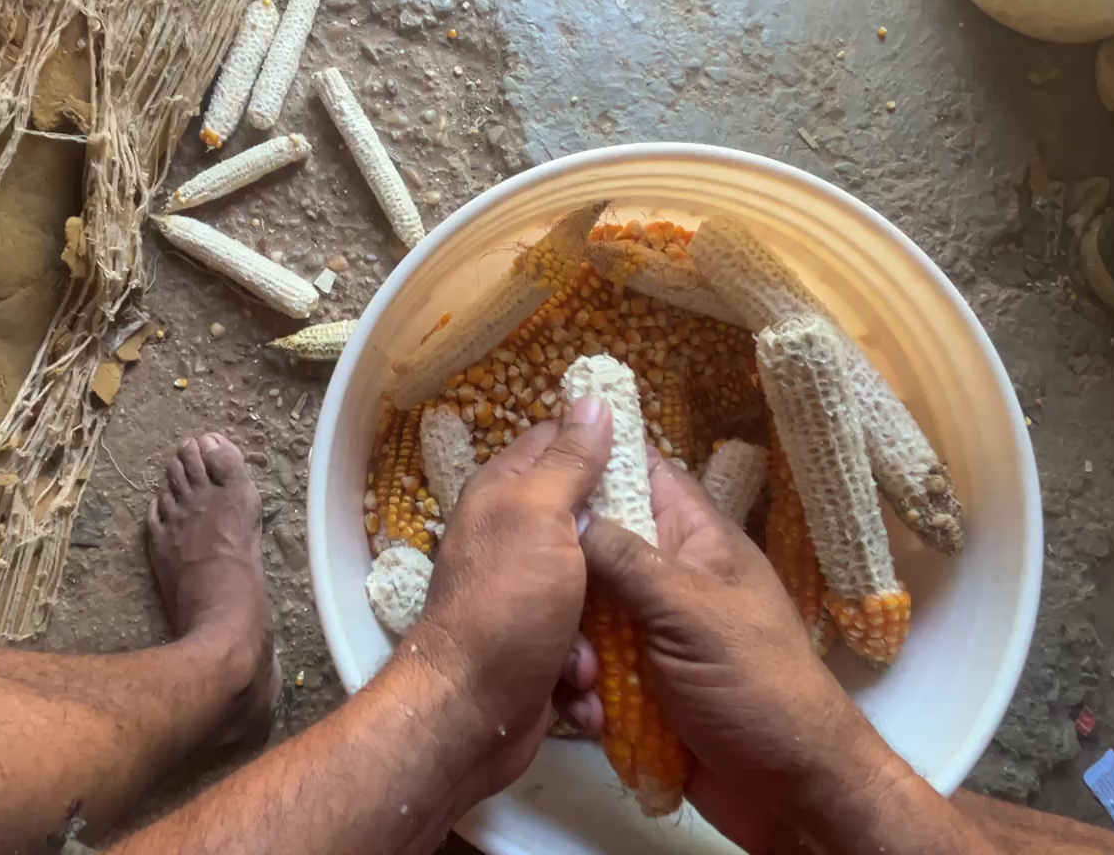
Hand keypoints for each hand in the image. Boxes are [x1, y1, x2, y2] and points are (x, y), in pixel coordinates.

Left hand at [401, 399, 611, 793]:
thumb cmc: (508, 601)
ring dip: (602, 616)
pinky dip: (585, 659)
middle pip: (583, 514)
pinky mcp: (540, 641)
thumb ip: (568, 461)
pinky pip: (581, 635)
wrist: (470, 714)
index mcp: (505, 491)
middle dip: (614, 542)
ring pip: (592, 581)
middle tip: (643, 555)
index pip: (555, 441)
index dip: (597, 443)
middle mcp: (513, 533)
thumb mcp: (541, 516)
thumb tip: (592, 400)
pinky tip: (577, 681)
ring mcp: (526, 590)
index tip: (641, 463)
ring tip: (588, 642)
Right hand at [575, 453, 869, 850]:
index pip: (643, 472)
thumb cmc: (753, 683)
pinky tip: (588, 709)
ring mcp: (649, 622)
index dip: (597, 460)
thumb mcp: (690, 611)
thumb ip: (626, 559)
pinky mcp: (634, 671)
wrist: (790, 792)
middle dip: (568, 571)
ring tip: (582, 677)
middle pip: (598, 540)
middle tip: (545, 597)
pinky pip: (589, 657)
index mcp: (692, 535)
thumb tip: (567, 510)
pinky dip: (581, 681)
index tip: (543, 466)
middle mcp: (666, 570)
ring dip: (572, 640)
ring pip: (585, 604)